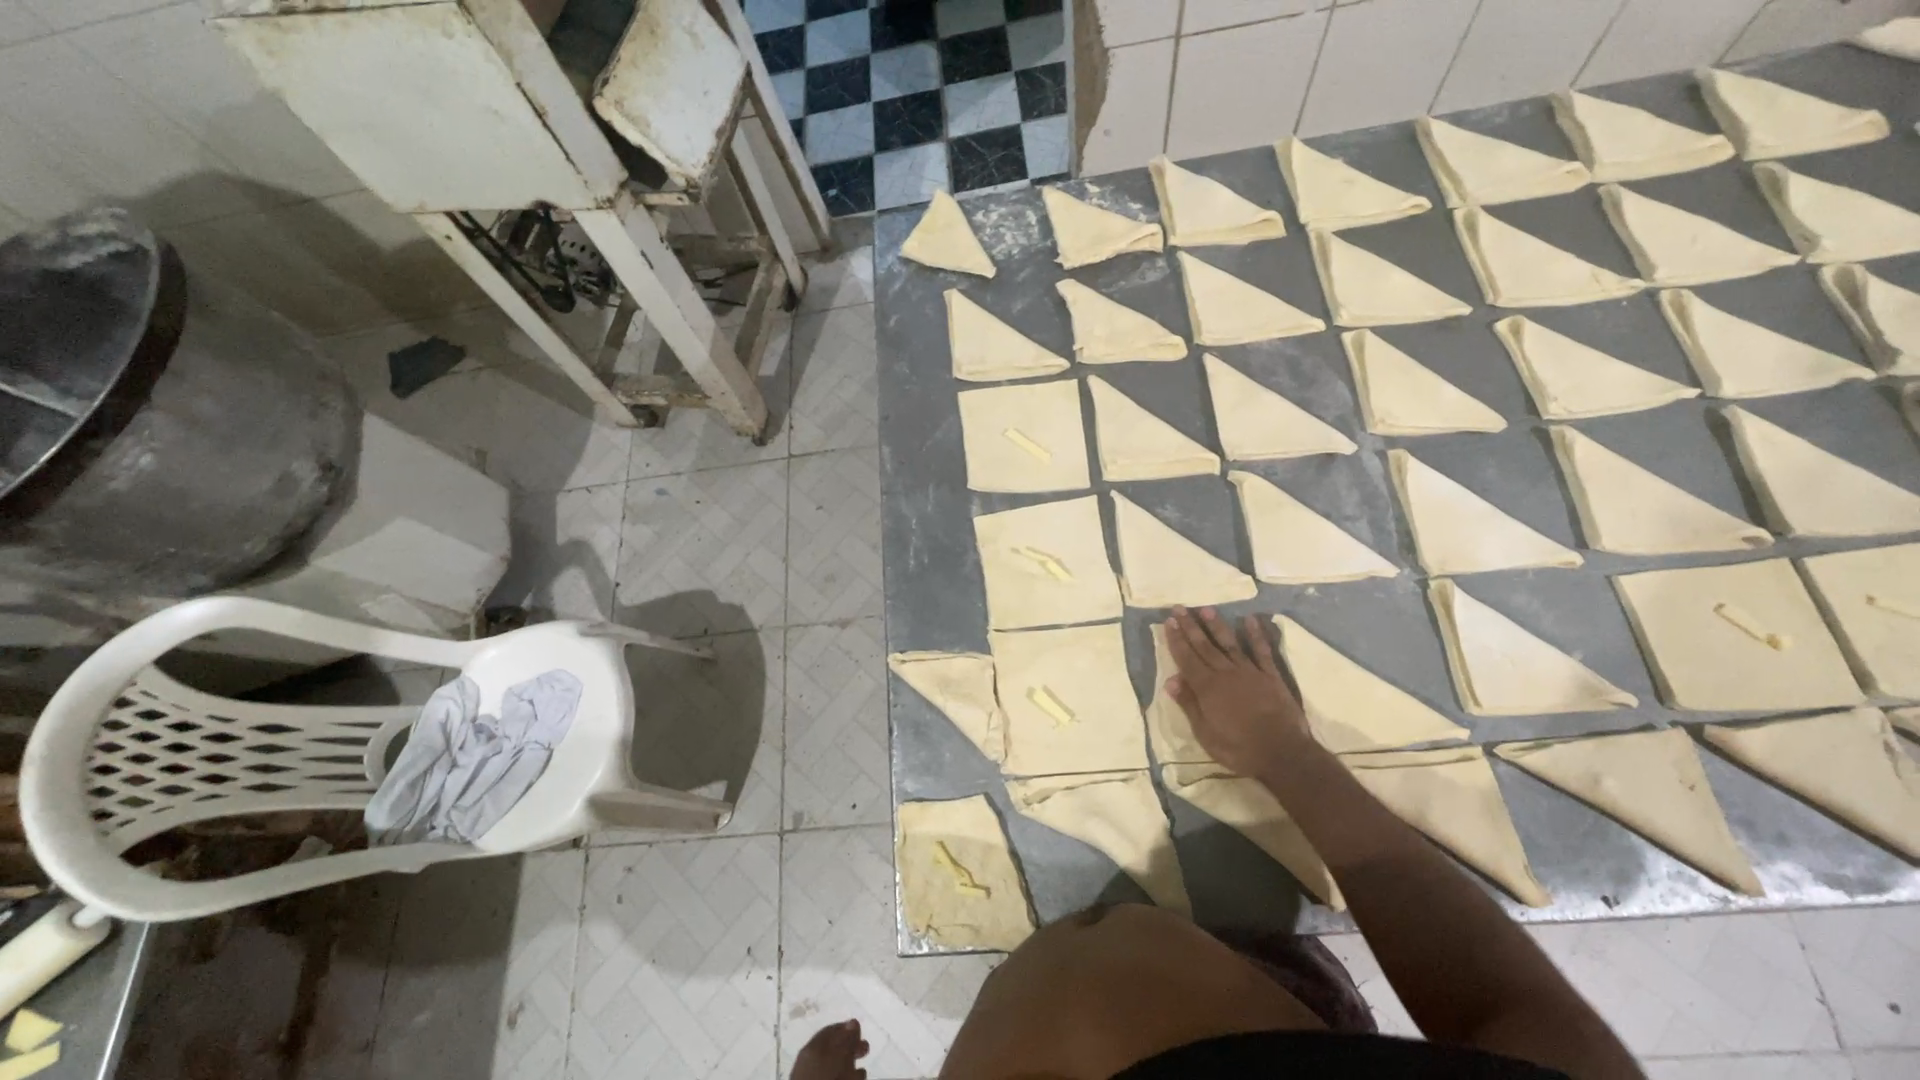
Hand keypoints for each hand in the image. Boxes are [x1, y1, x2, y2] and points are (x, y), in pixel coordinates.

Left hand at [790, 1020, 867, 1079]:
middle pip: (832, 1048)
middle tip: (865, 1049)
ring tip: (862, 1068)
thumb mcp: (838, 1057)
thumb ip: (846, 1040)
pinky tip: (857, 1077)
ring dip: (849, 1064)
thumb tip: (853, 1021)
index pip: (830, 1031)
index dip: (846, 1028)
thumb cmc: (826, 1079)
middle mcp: (810, 1060)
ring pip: (833, 1065)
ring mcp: (811, 1075)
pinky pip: (832, 1076)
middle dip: (850, 1047)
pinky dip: (846, 1076)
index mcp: (813, 1048)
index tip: (861, 1030)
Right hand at [1163, 607, 1312, 776]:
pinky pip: (1262, 651)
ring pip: (1229, 643)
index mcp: (1207, 688)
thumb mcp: (1205, 733)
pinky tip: (1250, 620)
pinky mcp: (1270, 676)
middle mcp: (1225, 673)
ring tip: (1206, 608)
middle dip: (1190, 626)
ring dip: (1217, 625)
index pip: (1186, 658)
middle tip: (1180, 608)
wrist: (1281, 753)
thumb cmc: (1238, 748)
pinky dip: (1255, 635)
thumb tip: (1171, 680)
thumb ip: (1189, 704)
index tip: (1169, 621)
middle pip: (1204, 646)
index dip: (1176, 640)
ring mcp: (1250, 672)